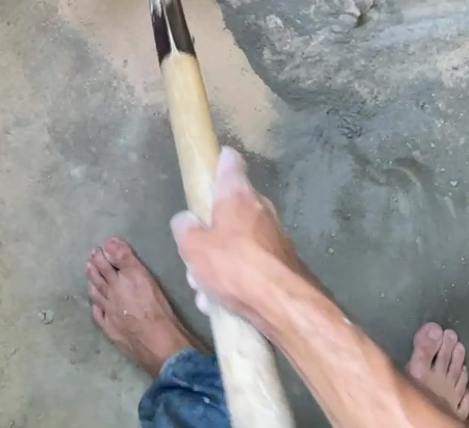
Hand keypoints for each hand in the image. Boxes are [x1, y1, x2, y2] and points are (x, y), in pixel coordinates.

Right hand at [170, 147, 306, 323]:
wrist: (282, 302)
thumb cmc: (233, 263)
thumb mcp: (193, 247)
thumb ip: (185, 229)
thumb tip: (186, 221)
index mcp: (237, 193)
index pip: (230, 162)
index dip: (219, 163)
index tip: (210, 171)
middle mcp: (259, 206)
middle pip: (229, 210)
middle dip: (210, 234)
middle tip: (195, 260)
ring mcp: (274, 234)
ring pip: (238, 243)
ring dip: (220, 263)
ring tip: (206, 293)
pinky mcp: (283, 261)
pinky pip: (251, 265)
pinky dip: (237, 280)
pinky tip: (223, 306)